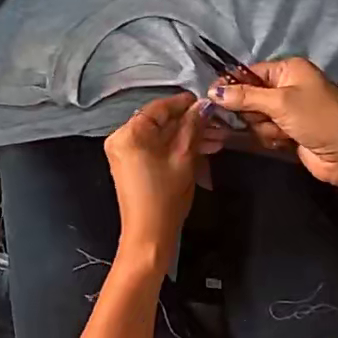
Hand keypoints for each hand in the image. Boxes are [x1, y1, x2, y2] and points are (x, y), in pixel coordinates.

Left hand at [104, 91, 215, 251]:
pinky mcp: (130, 164)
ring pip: (159, 136)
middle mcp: (120, 138)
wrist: (149, 235)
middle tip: (217, 125)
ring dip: (185, 137)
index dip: (184, 104)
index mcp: (129, 133)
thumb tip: (203, 105)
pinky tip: (200, 150)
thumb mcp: (184, 158)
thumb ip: (193, 127)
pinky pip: (153, 147)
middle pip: (159, 122)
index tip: (206, 102)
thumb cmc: (165, 197)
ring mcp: (123, 152)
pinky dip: (173, 148)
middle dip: (189, 124)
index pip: (159, 108)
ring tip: (215, 140)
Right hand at [206, 57, 337, 192]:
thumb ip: (245, 97)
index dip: (231, 86)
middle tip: (267, 118)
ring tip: (283, 132)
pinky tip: (286, 141)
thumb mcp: (281, 103)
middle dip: (253, 112)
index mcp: (288, 69)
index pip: (248, 73)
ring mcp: (287, 110)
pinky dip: (271, 137)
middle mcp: (287, 86)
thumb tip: (212, 92)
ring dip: (264, 128)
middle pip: (248, 97)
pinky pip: (264, 131)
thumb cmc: (319, 119)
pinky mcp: (287, 131)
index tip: (213, 97)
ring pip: (254, 118)